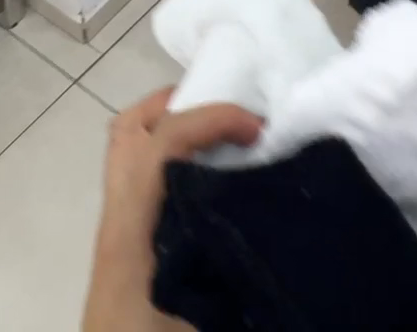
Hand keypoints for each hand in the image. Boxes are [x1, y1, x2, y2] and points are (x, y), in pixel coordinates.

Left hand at [85, 88, 262, 331]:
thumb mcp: (202, 325)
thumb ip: (245, 291)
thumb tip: (301, 268)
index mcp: (131, 236)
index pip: (160, 145)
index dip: (208, 119)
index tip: (257, 130)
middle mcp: (116, 222)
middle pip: (127, 131)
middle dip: (177, 106)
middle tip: (232, 119)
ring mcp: (114, 234)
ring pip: (126, 153)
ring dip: (170, 131)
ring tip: (222, 141)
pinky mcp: (122, 253)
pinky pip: (138, 183)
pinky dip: (168, 163)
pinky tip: (210, 191)